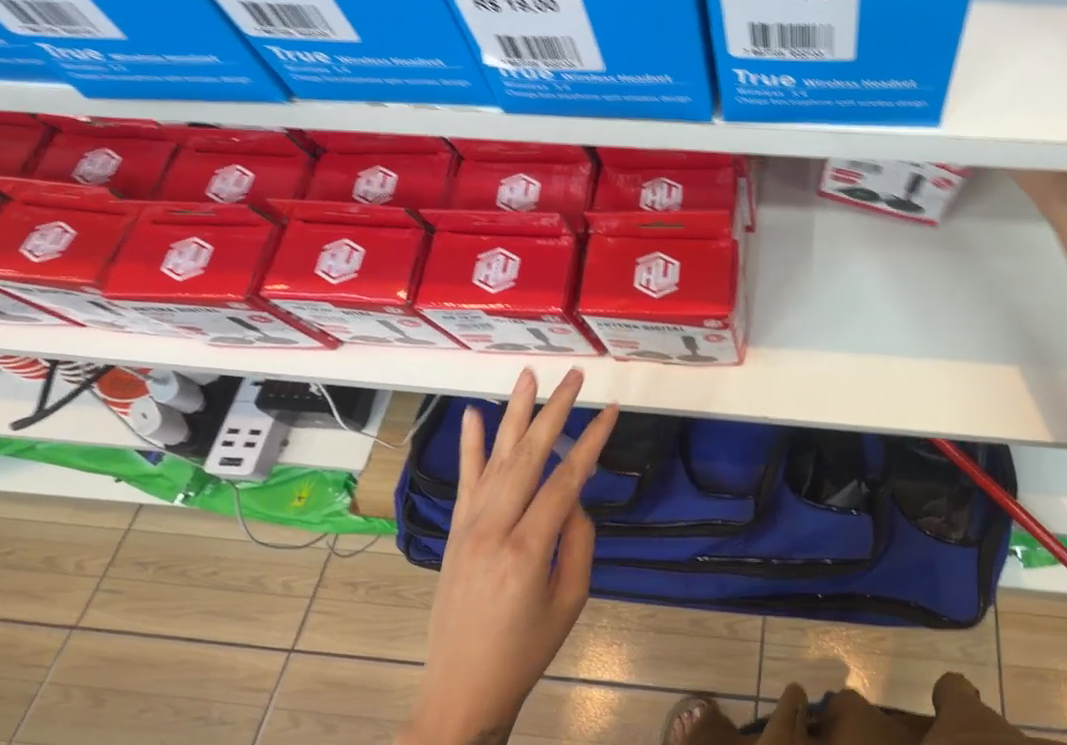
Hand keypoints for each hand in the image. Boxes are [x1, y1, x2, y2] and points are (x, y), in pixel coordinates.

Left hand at [402, 369, 619, 744]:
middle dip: (555, 411)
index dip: (591, 442)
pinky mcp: (455, 532)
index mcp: (528, 550)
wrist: (462, 690)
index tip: (611, 409)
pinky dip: (469, 446)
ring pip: (495, 458)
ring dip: (514, 414)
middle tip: (574, 376)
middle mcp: (493, 529)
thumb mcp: (570, 600)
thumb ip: (578, 541)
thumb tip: (575, 496)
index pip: (565, 480)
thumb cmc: (526, 651)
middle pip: (528, 456)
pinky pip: (465, 480)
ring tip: (529, 376)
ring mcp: (468, 527)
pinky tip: (473, 414)